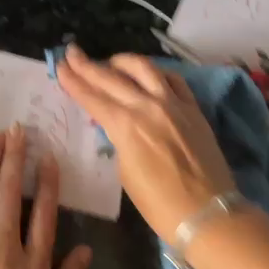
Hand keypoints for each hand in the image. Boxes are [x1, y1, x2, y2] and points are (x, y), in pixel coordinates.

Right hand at [56, 45, 235, 242]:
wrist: (208, 215)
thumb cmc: (159, 204)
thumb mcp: (125, 172)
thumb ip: (118, 140)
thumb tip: (116, 125)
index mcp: (126, 126)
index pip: (92, 96)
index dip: (73, 80)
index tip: (60, 66)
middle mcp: (147, 106)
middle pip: (111, 77)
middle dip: (87, 64)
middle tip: (73, 53)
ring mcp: (173, 104)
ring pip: (144, 68)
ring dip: (121, 61)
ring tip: (110, 62)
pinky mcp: (193, 108)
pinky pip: (173, 79)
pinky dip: (155, 73)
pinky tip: (148, 75)